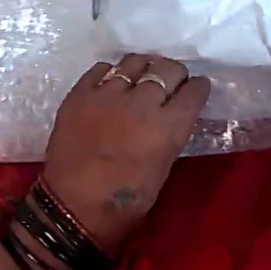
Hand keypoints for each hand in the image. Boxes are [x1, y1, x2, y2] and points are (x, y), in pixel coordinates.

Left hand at [40, 54, 209, 248]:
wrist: (72, 208)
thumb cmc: (124, 203)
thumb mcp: (162, 168)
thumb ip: (170, 135)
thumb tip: (172, 117)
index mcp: (168, 127)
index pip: (194, 90)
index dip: (198, 88)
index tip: (196, 89)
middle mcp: (142, 103)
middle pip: (167, 68)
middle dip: (174, 74)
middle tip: (170, 83)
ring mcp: (107, 95)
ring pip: (134, 62)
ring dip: (143, 68)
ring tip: (140, 78)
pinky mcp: (80, 94)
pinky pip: (100, 69)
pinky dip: (110, 74)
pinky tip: (111, 85)